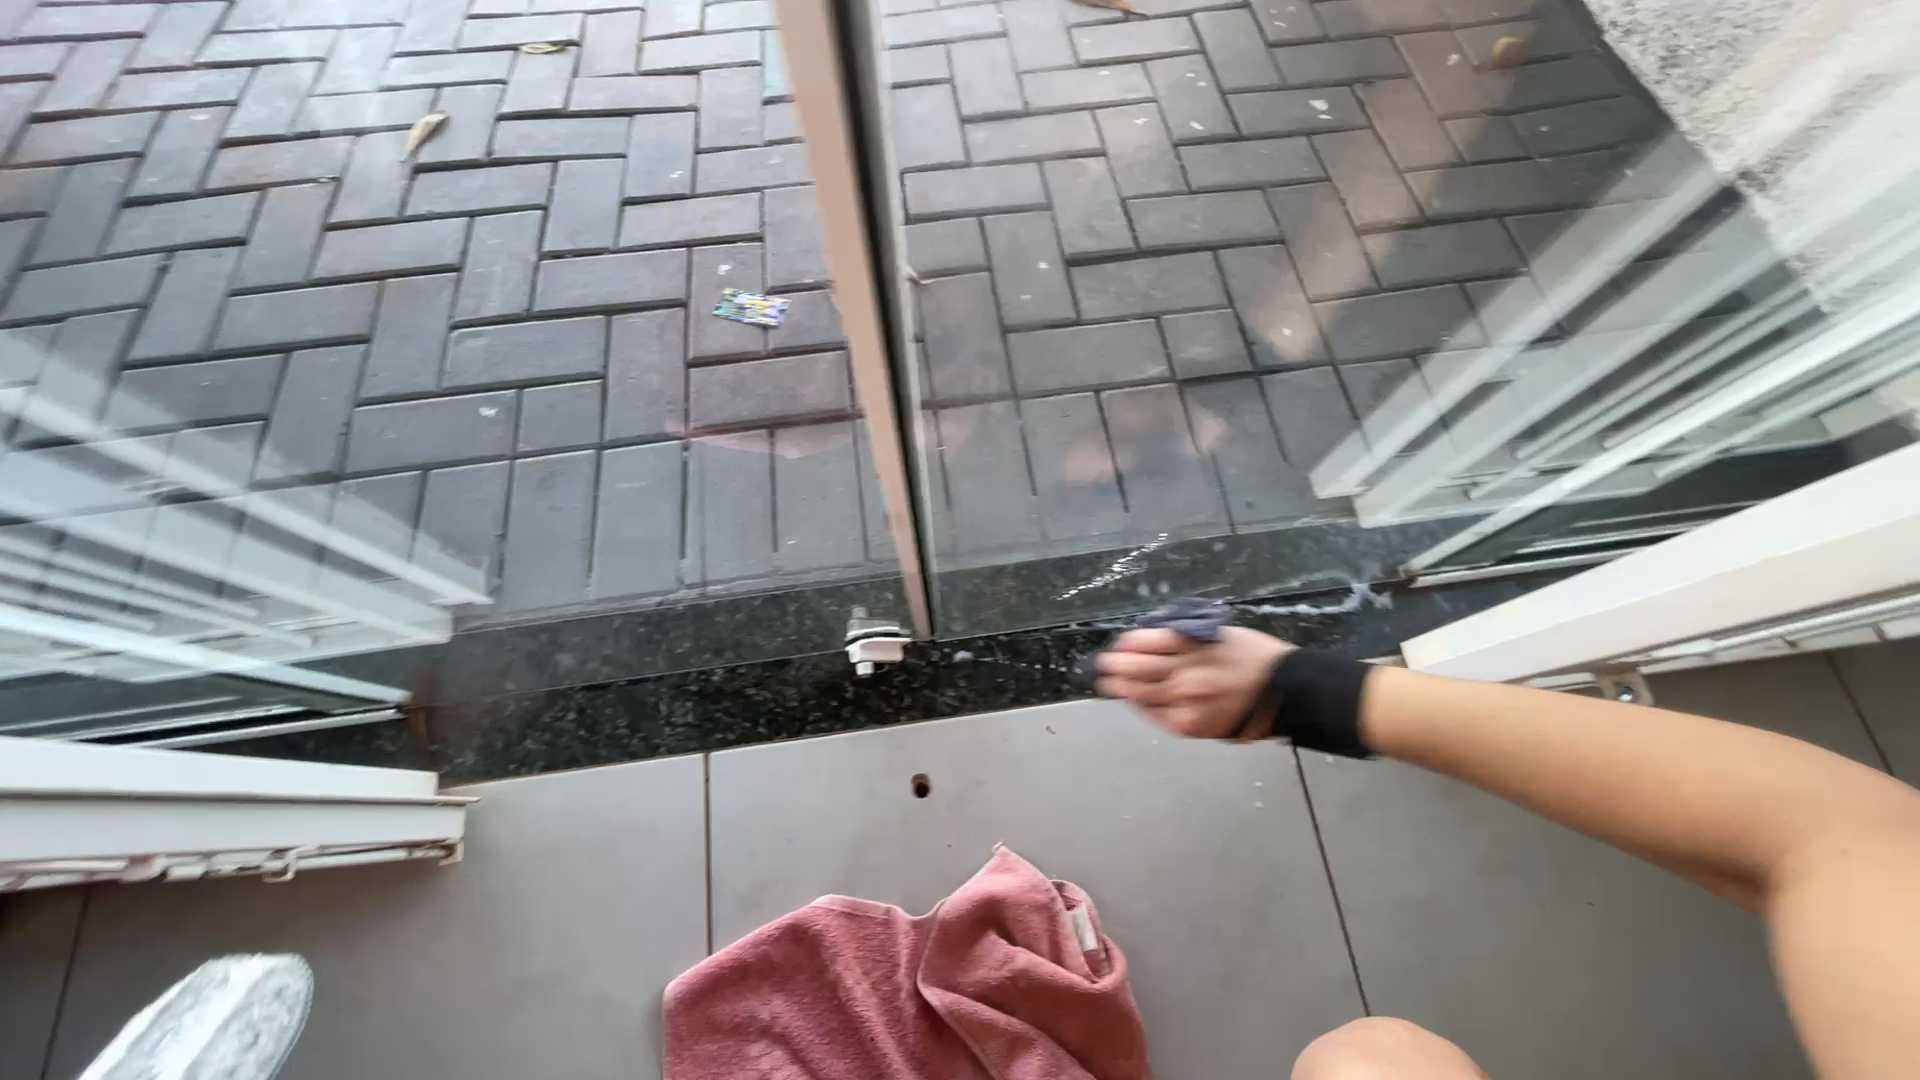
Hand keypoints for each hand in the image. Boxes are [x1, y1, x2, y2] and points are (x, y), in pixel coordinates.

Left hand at [1093, 627, 1293, 739]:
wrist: (1287, 692)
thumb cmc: (1251, 656)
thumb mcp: (1216, 633)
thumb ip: (1182, 638)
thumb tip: (1145, 643)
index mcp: (1192, 645)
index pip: (1142, 642)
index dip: (1125, 644)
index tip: (1118, 646)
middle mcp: (1185, 673)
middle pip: (1135, 669)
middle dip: (1113, 667)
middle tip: (1101, 666)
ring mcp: (1186, 702)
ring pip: (1141, 695)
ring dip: (1120, 688)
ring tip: (1108, 684)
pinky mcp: (1190, 725)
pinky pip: (1157, 716)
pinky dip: (1144, 707)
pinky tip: (1137, 701)